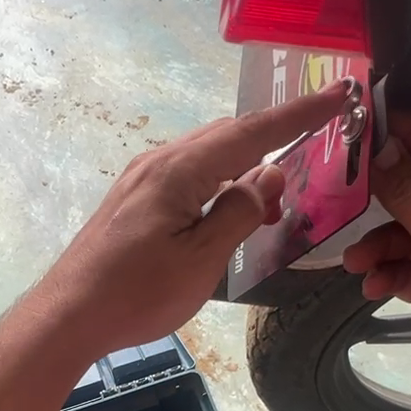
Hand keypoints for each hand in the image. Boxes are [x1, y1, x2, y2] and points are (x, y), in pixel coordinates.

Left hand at [31, 82, 352, 356]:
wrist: (70, 316)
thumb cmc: (137, 294)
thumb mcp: (201, 260)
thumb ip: (238, 213)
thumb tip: (268, 176)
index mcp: (179, 170)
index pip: (251, 132)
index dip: (299, 115)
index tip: (340, 94)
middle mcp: (158, 163)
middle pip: (226, 139)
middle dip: (268, 150)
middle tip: (295, 187)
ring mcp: (140, 181)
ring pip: (204, 160)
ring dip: (240, 176)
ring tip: (263, 213)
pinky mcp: (132, 202)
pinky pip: (185, 180)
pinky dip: (214, 189)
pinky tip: (221, 219)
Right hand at [341, 115, 410, 410]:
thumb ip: (410, 188)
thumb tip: (380, 148)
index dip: (408, 134)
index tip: (363, 127)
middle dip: (386, 199)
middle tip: (343, 193)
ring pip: (409, 230)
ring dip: (381, 245)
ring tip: (358, 263)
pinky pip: (408, 265)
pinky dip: (388, 271)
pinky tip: (374, 284)